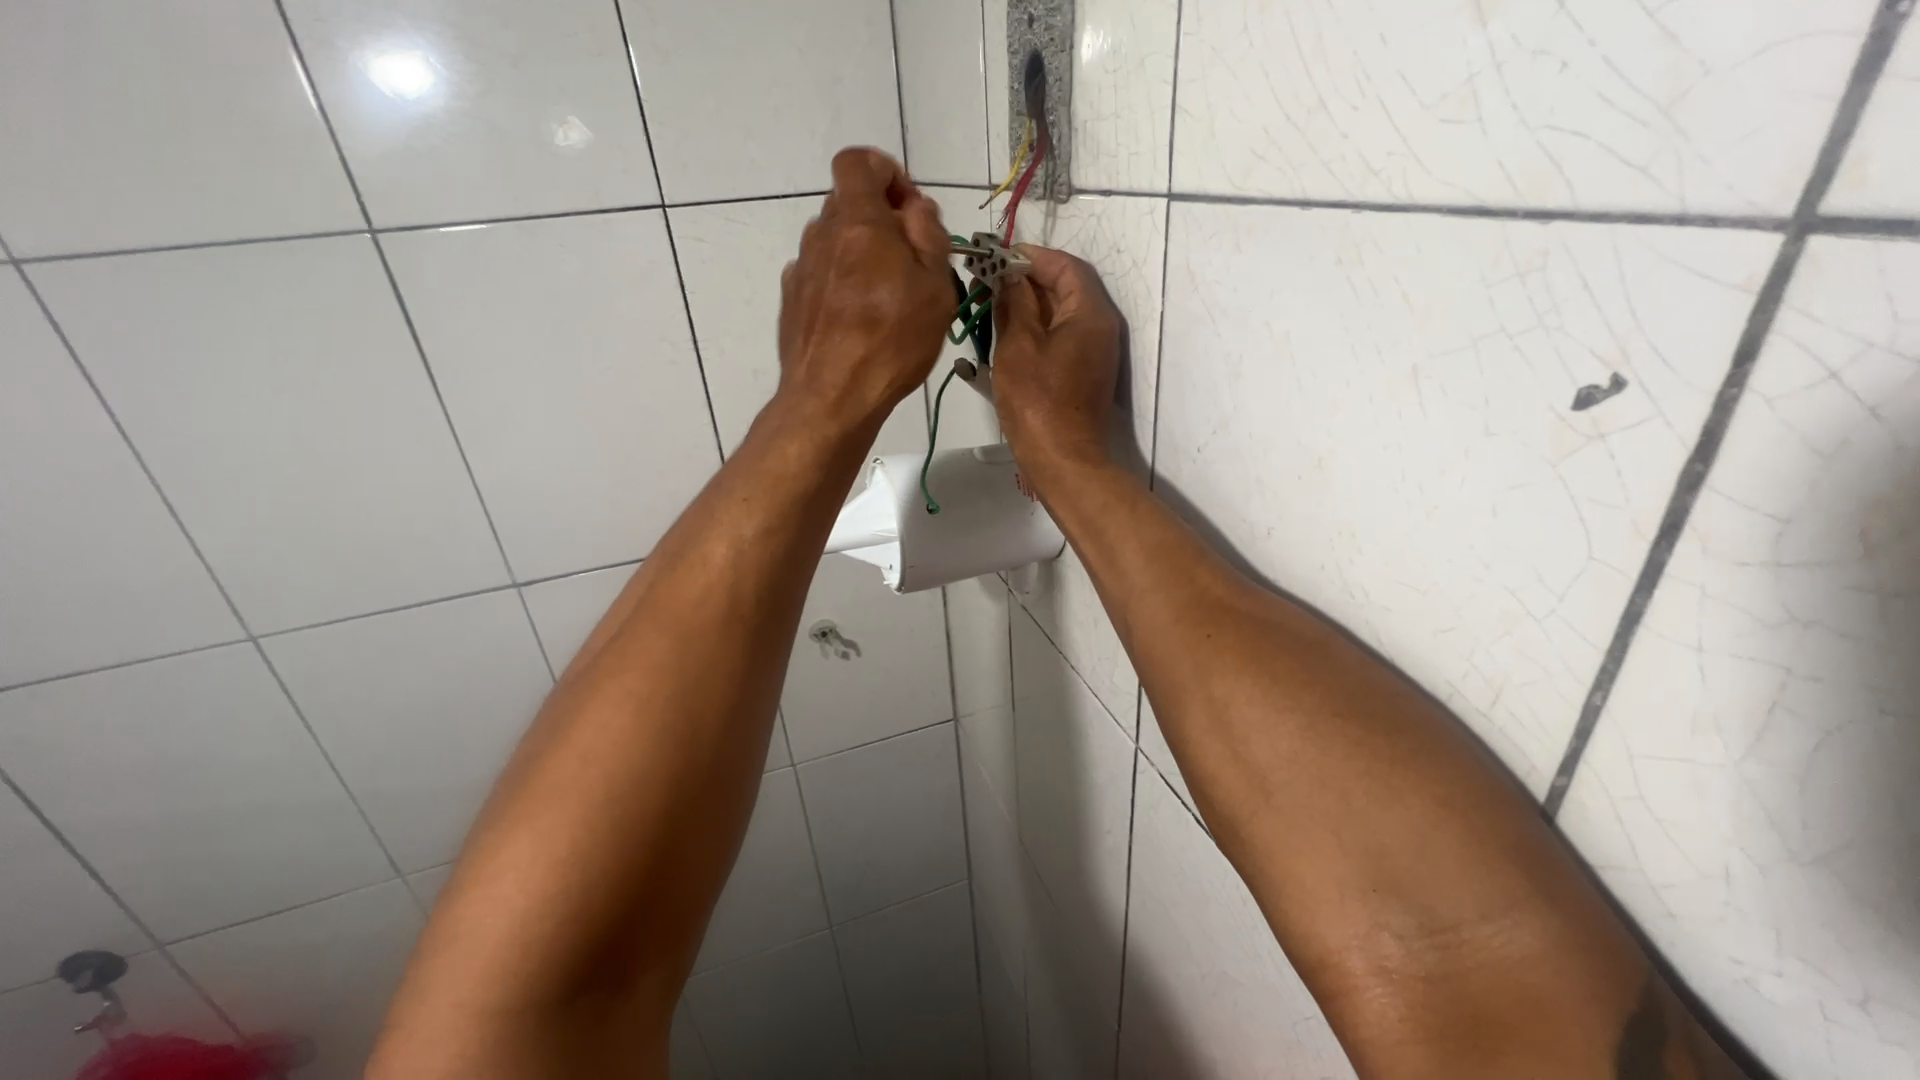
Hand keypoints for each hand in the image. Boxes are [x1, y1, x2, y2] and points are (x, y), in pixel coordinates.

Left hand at [776, 148, 952, 432]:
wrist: (832, 398)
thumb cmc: (893, 341)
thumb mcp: (935, 287)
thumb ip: (928, 236)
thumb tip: (916, 209)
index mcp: (857, 221)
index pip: (857, 162)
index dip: (886, 172)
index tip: (909, 209)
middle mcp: (821, 236)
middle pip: (849, 205)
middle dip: (882, 221)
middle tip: (911, 262)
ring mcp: (801, 269)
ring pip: (836, 243)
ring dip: (862, 255)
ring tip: (888, 299)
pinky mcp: (792, 302)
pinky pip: (822, 275)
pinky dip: (842, 284)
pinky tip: (860, 321)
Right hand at [990, 245, 1123, 471]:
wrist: (1062, 458)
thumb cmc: (1037, 401)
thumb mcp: (1018, 345)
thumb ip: (1014, 303)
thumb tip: (1008, 276)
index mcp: (1090, 313)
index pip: (1065, 266)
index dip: (1031, 256)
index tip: (997, 257)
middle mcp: (1100, 327)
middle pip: (1066, 287)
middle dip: (1028, 279)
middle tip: (989, 280)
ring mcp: (1095, 351)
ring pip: (1062, 313)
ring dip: (1030, 304)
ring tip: (992, 303)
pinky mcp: (1084, 371)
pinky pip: (1062, 336)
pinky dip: (1037, 327)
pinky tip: (1007, 333)